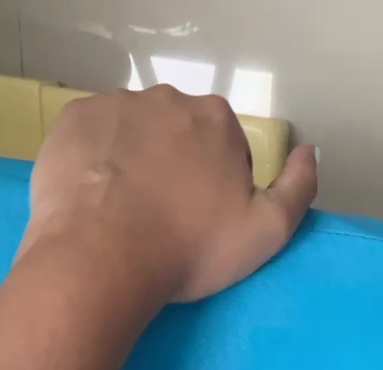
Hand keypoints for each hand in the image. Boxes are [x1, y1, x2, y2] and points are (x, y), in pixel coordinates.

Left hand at [18, 85, 319, 302]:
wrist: (104, 258)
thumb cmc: (191, 248)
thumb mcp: (267, 232)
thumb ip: (299, 189)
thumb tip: (310, 152)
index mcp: (217, 120)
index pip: (227, 148)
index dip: (220, 188)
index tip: (205, 221)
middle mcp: (168, 98)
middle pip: (180, 135)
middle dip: (178, 169)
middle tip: (168, 221)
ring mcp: (114, 105)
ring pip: (136, 135)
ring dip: (138, 164)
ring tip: (130, 214)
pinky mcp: (72, 121)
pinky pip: (95, 138)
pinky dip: (99, 163)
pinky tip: (99, 200)